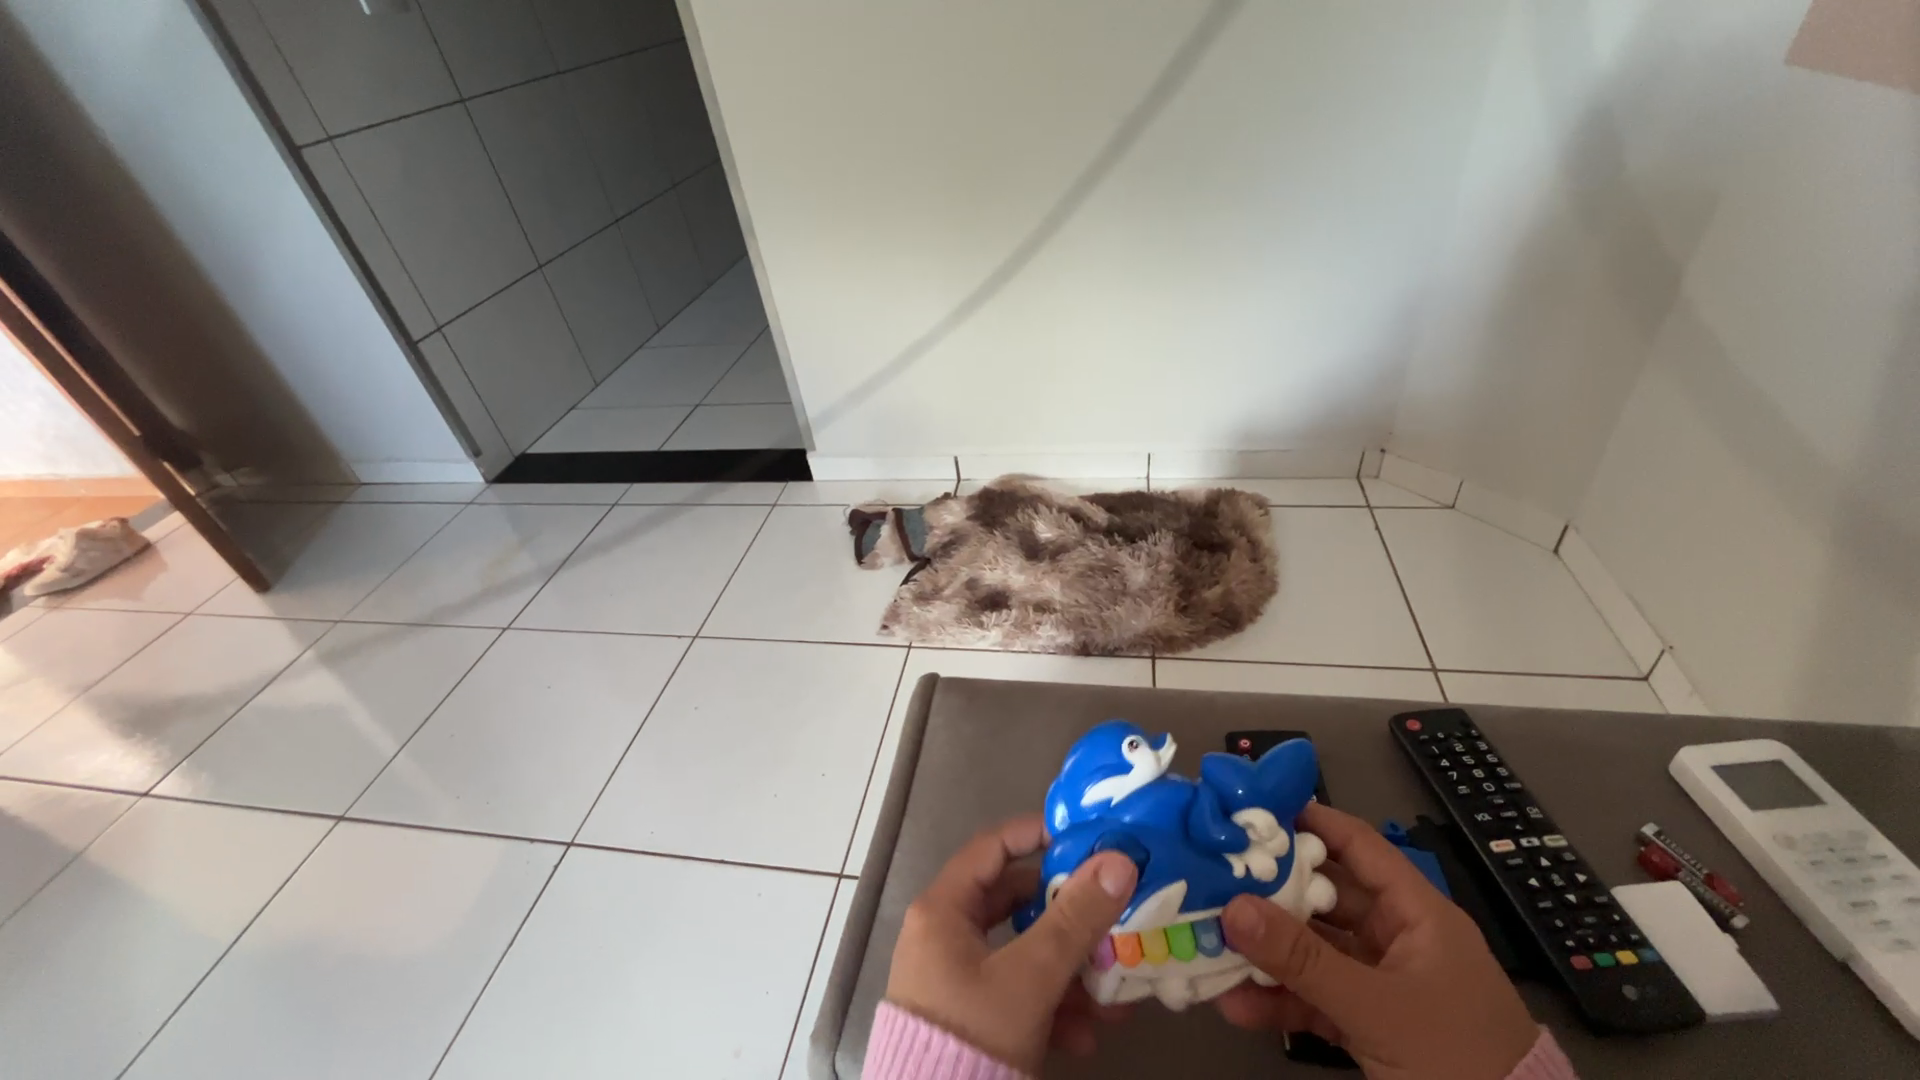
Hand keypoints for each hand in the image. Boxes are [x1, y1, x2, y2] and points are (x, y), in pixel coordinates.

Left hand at [884, 815, 1138, 1073]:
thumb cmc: (975, 1030)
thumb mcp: (1031, 975)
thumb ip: (1076, 919)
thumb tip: (1119, 861)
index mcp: (944, 909)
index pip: (992, 847)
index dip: (1036, 834)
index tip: (1082, 836)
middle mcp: (945, 935)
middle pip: (1014, 905)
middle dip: (1066, 917)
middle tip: (1110, 913)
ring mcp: (956, 978)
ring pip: (1022, 956)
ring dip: (1069, 972)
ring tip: (1113, 993)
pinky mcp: (970, 1018)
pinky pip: (1016, 996)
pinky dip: (1052, 1009)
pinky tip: (1086, 1037)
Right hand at [1214, 803, 1539, 1079]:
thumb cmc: (1456, 1057)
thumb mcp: (1377, 1008)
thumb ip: (1302, 960)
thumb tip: (1231, 907)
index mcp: (1416, 914)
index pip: (1358, 846)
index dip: (1308, 822)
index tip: (1250, 811)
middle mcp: (1395, 939)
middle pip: (1322, 899)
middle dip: (1267, 894)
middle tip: (1210, 880)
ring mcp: (1380, 984)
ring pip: (1311, 953)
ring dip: (1264, 954)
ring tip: (1209, 946)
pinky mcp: (1368, 1026)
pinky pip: (1314, 999)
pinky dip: (1278, 1000)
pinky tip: (1234, 1003)